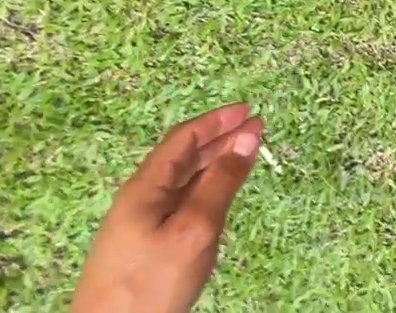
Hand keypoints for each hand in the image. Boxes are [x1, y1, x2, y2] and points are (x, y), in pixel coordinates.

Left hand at [71, 104, 265, 312]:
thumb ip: (222, 181)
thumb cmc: (151, 285)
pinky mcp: (143, 250)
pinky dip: (206, 188)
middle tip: (256, 129)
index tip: (249, 110)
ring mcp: (138, 227)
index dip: (216, 121)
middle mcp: (139, 201)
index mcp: (144, 189)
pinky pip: (180, 203)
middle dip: (220, 139)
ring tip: (245, 155)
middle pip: (182, 158)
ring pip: (182, 181)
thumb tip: (247, 136)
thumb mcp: (195, 229)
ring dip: (214, 163)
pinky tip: (219, 195)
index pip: (183, 139)